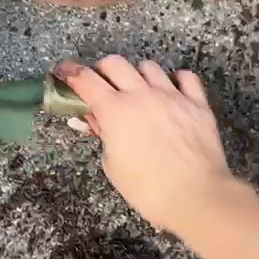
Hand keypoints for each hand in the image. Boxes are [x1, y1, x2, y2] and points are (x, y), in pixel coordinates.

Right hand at [52, 56, 241, 233]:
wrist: (195, 195)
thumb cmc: (148, 189)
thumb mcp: (112, 165)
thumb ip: (103, 135)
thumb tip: (95, 119)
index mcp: (115, 111)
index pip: (85, 80)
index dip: (69, 72)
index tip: (62, 71)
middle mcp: (142, 95)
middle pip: (115, 63)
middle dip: (102, 70)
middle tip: (101, 85)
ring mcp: (171, 96)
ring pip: (148, 66)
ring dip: (137, 75)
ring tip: (138, 91)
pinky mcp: (196, 103)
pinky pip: (186, 77)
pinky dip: (176, 80)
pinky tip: (172, 92)